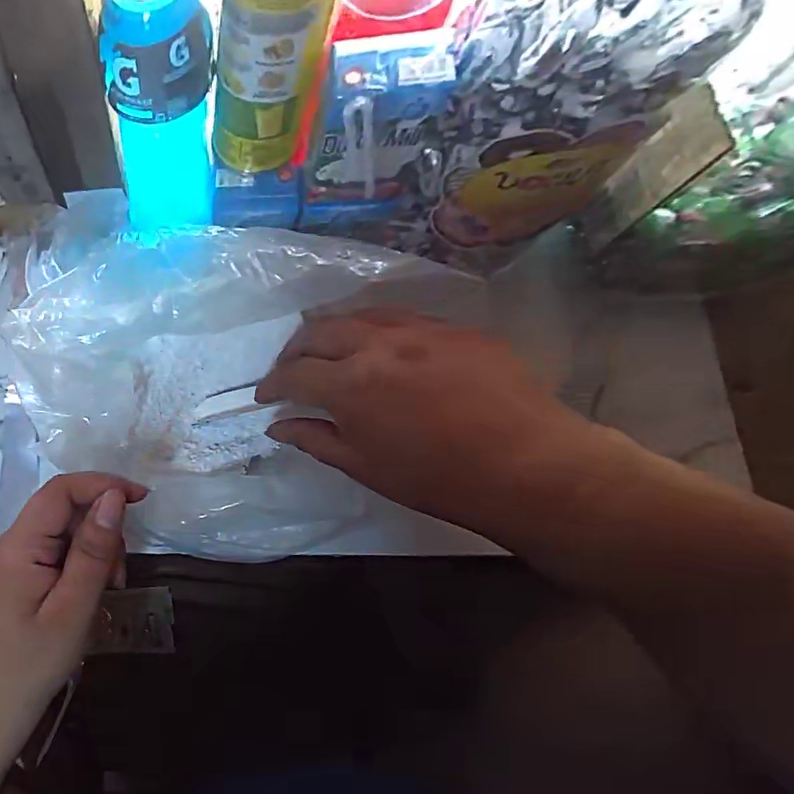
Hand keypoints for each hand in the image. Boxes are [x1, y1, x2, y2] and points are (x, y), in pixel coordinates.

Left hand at [0, 473, 147, 720]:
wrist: (0, 703)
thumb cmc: (36, 660)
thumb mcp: (74, 606)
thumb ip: (94, 550)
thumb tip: (114, 497)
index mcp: (18, 546)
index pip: (60, 491)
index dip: (101, 484)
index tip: (140, 498)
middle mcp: (13, 542)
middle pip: (65, 506)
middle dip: (102, 525)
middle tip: (119, 570)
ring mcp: (17, 556)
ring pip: (67, 526)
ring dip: (97, 546)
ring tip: (108, 586)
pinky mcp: (25, 571)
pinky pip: (61, 547)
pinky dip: (86, 560)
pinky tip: (94, 589)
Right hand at [256, 310, 605, 533]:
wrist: (528, 465)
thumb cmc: (438, 478)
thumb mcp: (366, 466)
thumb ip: (316, 439)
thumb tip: (279, 426)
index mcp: (351, 384)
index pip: (294, 373)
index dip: (272, 384)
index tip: (265, 397)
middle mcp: (379, 344)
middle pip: (320, 331)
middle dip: (295, 351)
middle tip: (290, 371)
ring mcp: (421, 329)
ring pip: (360, 315)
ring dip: (334, 332)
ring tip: (330, 352)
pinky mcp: (455, 328)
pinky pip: (403, 319)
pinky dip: (377, 331)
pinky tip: (382, 349)